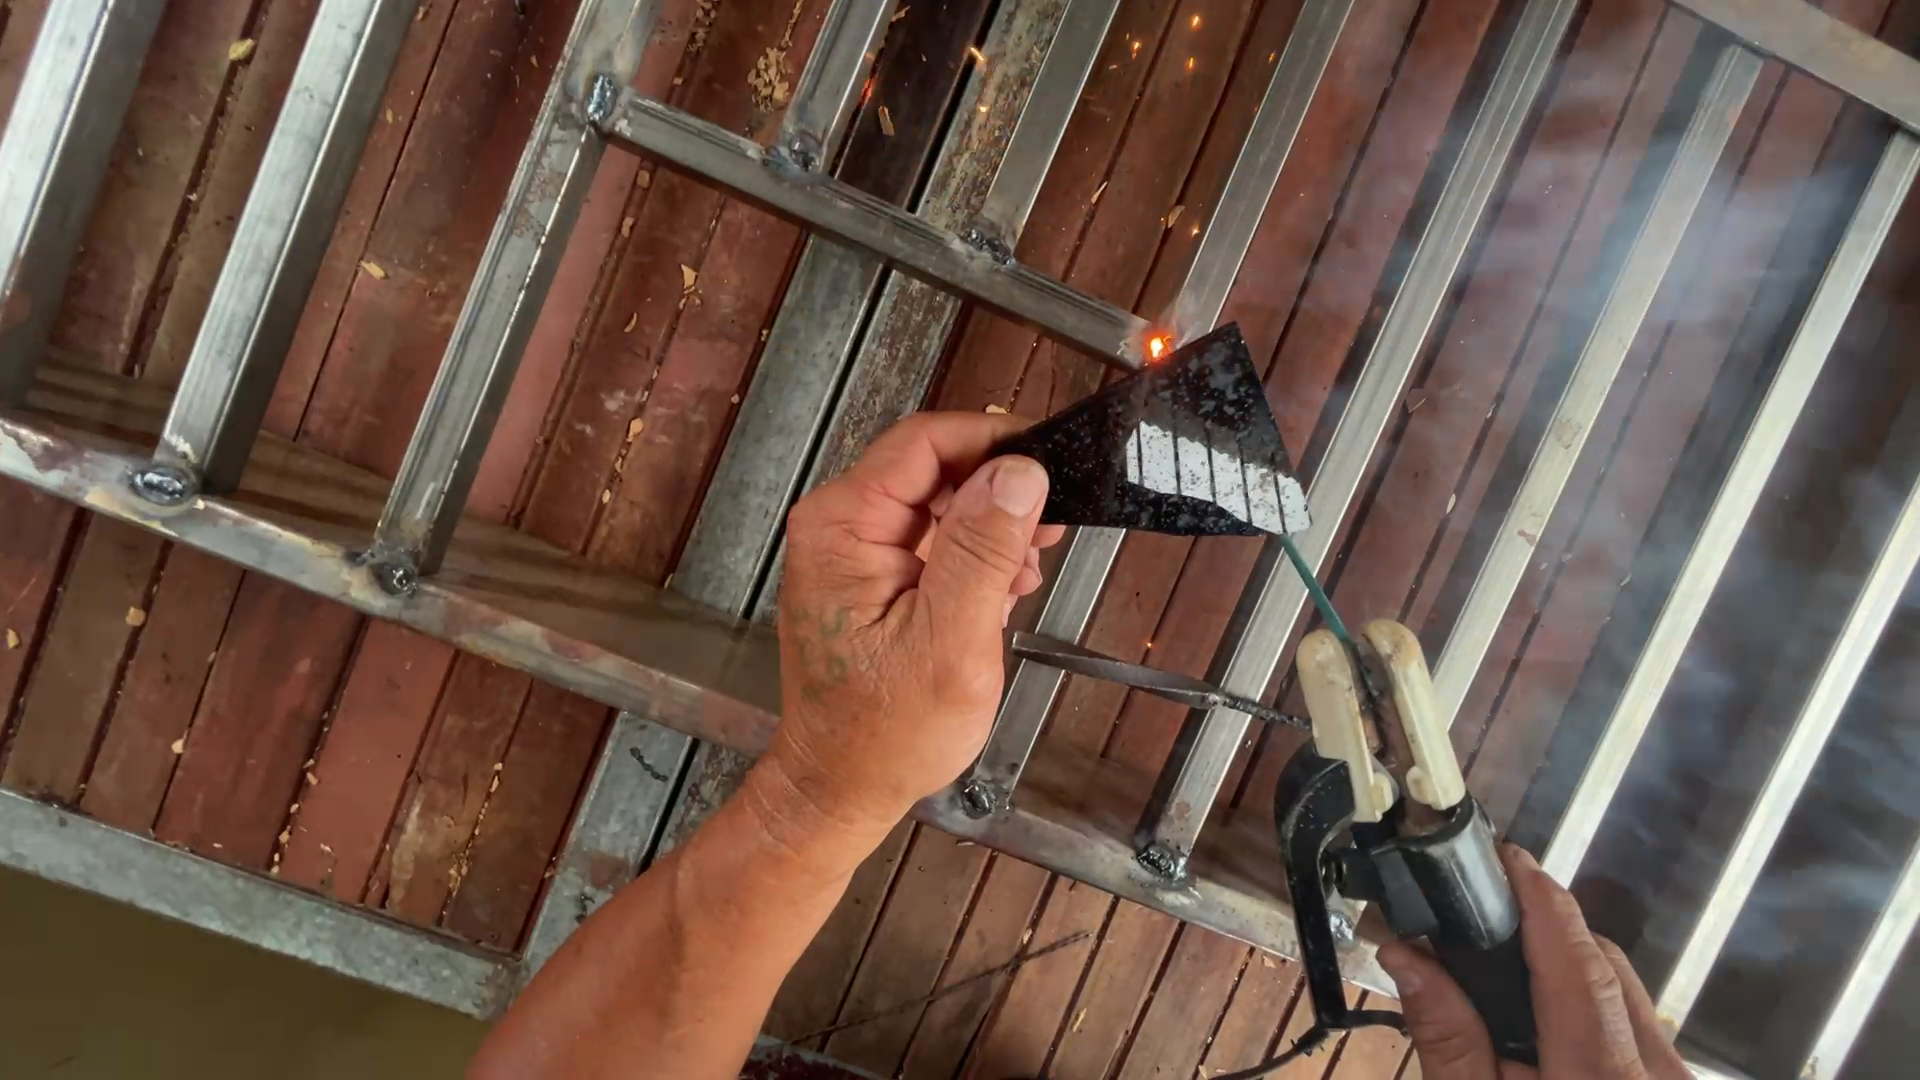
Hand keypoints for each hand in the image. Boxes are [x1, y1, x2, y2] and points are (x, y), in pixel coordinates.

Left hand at [763, 412, 1064, 833]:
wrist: (843, 783)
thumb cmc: (887, 732)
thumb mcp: (950, 641)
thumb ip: (982, 550)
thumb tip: (1019, 472)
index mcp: (843, 526)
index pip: (924, 442)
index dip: (992, 441)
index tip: (1047, 461)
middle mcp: (838, 524)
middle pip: (933, 466)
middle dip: (997, 489)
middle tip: (1048, 525)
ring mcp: (852, 548)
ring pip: (938, 500)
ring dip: (990, 524)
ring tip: (1024, 570)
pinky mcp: (870, 571)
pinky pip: (930, 535)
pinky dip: (973, 551)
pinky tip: (1000, 585)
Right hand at [1378, 845, 1688, 1079]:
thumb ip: (1446, 1037)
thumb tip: (1403, 951)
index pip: (1579, 969)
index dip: (1543, 903)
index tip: (1507, 856)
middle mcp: (1660, 1078)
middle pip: (1607, 969)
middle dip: (1545, 928)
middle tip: (1475, 913)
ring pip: (1627, 997)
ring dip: (1566, 965)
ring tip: (1499, 966)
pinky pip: (1638, 1030)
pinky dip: (1589, 1002)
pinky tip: (1540, 1022)